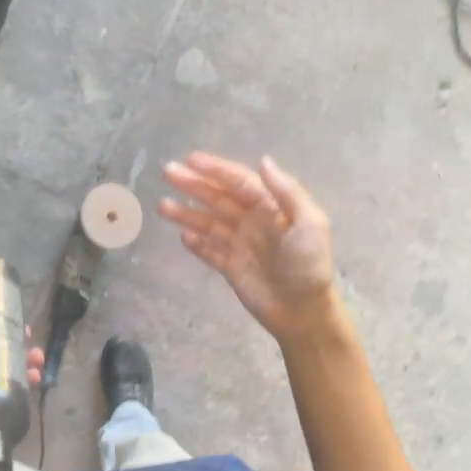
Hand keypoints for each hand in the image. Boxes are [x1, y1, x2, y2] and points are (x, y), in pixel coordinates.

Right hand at [159, 152, 338, 344]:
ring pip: (208, 223)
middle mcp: (252, 221)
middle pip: (218, 198)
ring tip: (162, 206)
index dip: (215, 170)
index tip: (190, 160)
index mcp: (272, 207)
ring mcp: (239, 244)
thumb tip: (263, 160)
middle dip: (193, 185)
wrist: (303, 310)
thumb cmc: (308, 265)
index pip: (239, 182)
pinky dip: (196, 244)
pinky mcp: (230, 267)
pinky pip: (209, 251)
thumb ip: (287, 191)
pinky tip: (182, 236)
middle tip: (167, 172)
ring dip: (186, 213)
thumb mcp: (309, 223)